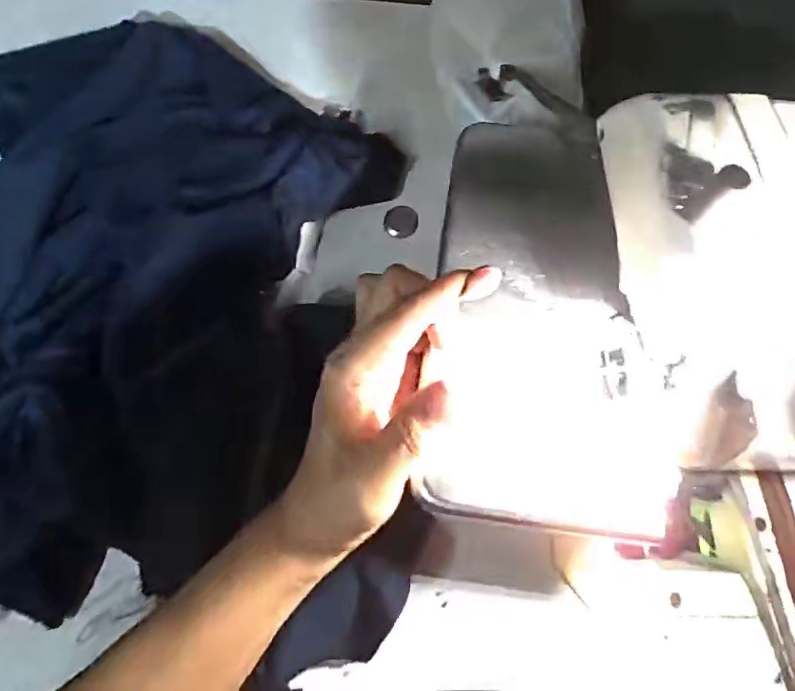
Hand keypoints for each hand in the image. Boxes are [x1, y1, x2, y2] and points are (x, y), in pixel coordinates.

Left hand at [271, 265, 499, 559]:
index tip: (478, 278)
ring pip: (396, 301)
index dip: (439, 294)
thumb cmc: (342, 499)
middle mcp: (356, 352)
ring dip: (429, 313)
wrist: (315, 517)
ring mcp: (364, 357)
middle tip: (452, 350)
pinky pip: (403, 327)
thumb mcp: (378, 476)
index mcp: (353, 368)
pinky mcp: (375, 367)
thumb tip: (449, 389)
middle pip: (392, 290)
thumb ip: (412, 434)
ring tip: (445, 356)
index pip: (400, 315)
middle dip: (432, 301)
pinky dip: (427, 330)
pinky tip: (437, 360)